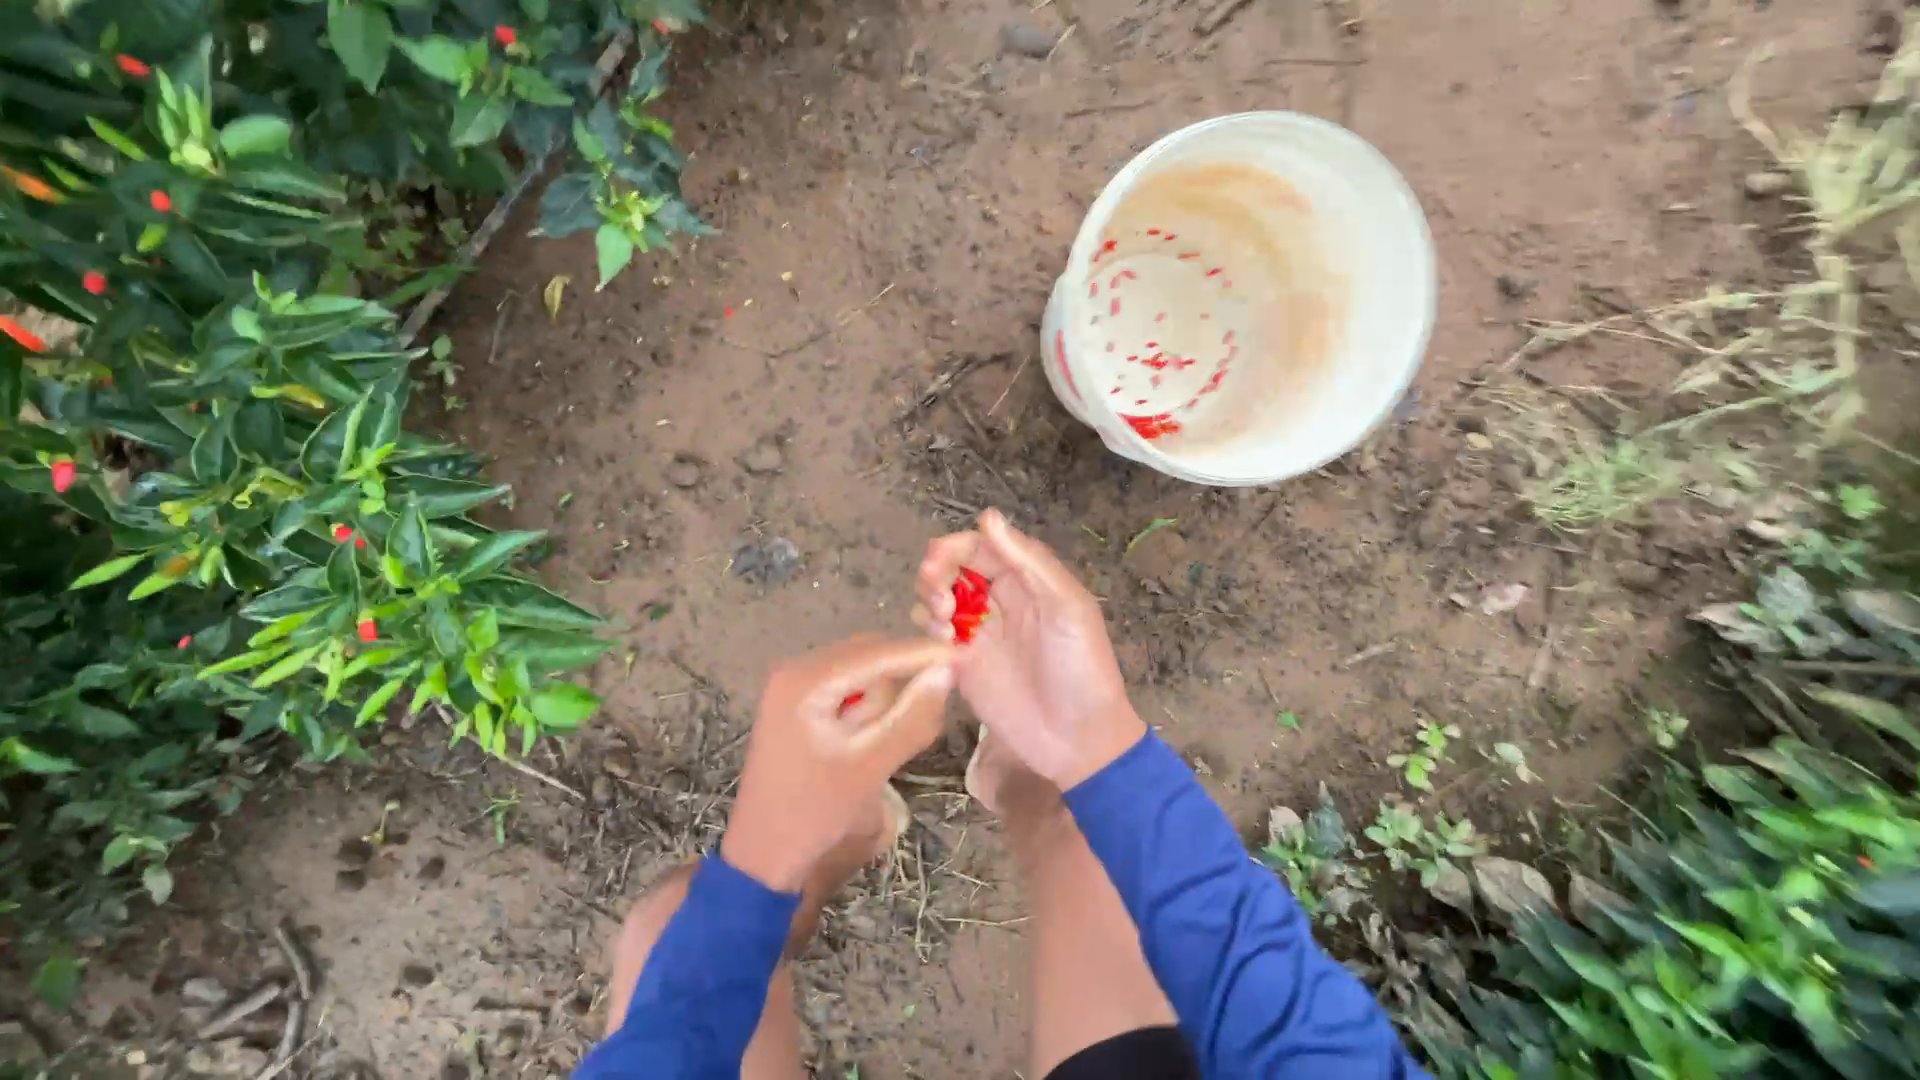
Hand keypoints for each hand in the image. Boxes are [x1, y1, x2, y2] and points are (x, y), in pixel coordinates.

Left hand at [721, 637, 954, 891]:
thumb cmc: (815, 812)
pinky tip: (882, 731)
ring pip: (861, 670)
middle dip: (904, 673)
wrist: (763, 855)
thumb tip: (947, 672)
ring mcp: (794, 686)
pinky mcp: (799, 704)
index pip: (875, 651)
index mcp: (804, 681)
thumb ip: (912, 717)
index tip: (963, 656)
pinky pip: (848, 687)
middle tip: (938, 699)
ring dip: (888, 693)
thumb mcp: (871, 765)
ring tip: (901, 730)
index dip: (921, 652)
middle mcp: (795, 670)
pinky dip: (872, 704)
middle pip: (867, 653)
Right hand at [915, 509, 1145, 789]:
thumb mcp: (1066, 607)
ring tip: (943, 620)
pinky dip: (927, 632)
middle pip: (954, 569)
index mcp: (1028, 581)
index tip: (939, 556)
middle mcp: (999, 602)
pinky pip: (933, 637)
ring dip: (930, 599)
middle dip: (936, 570)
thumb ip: (1029, 561)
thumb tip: (988, 517)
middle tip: (935, 588)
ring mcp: (978, 634)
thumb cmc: (1081, 669)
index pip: (982, 548)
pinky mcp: (962, 666)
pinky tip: (942, 644)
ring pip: (938, 598)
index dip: (957, 546)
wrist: (1078, 740)